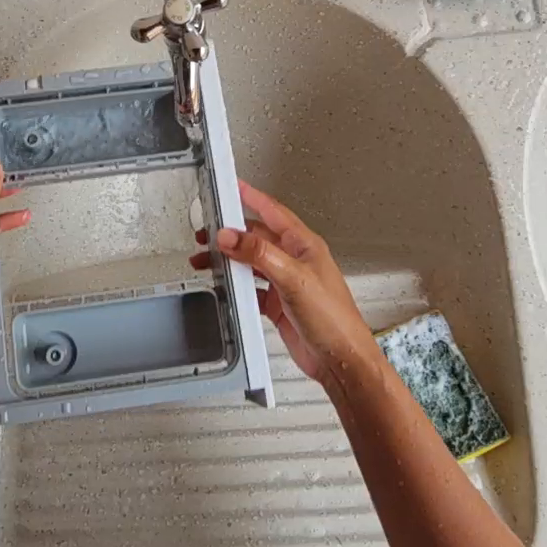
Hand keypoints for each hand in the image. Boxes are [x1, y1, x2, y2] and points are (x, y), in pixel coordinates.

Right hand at [191, 181, 379, 388]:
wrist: (341, 361)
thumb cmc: (335, 320)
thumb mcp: (294, 279)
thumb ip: (260, 254)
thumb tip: (231, 236)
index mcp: (303, 245)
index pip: (272, 211)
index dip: (250, 196)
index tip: (231, 185)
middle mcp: (293, 260)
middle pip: (256, 237)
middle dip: (230, 233)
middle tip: (207, 231)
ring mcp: (284, 282)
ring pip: (250, 262)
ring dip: (228, 260)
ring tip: (205, 259)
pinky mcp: (277, 303)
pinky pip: (249, 288)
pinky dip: (234, 287)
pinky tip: (223, 288)